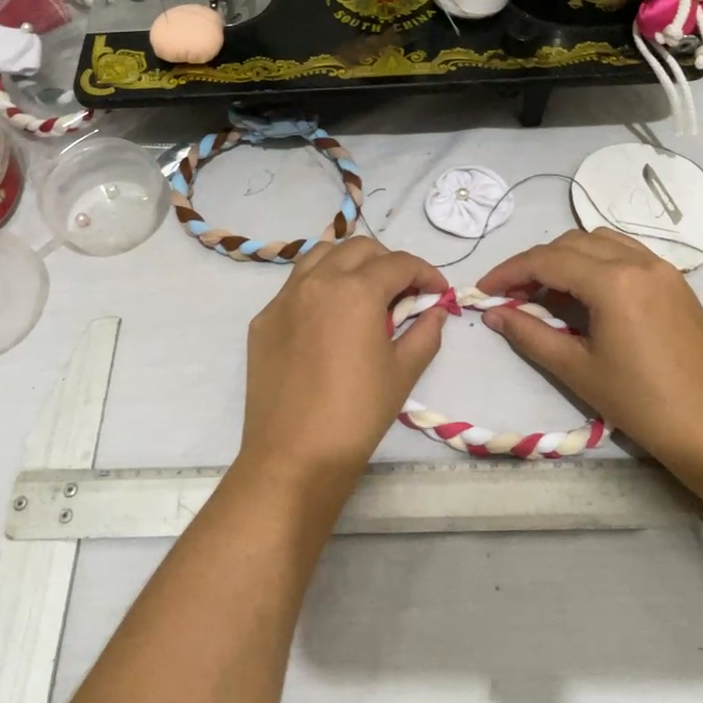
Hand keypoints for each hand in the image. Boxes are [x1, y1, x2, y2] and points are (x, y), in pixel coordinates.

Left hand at [241, 237, 448, 480]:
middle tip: (403, 293)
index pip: (399, 263)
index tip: (438, 293)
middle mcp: (317, 280)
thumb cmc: (357, 413)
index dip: (426, 274)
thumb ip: (424, 332)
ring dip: (349, 264)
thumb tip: (434, 311)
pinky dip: (318, 287)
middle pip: (359, 248)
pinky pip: (295, 286)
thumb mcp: (403, 372)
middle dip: (388, 262)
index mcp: (356, 289)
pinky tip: (328, 320)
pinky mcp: (263, 320)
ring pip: (320, 255)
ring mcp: (284, 298)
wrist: (294, 454)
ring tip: (364, 294)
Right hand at [476, 229, 702, 472]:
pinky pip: (625, 253)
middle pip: (570, 243)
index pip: (546, 260)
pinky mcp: (676, 283)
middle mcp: (638, 261)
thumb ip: (530, 334)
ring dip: (565, 258)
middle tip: (511, 297)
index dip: (508, 272)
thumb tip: (494, 314)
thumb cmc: (643, 404)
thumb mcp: (577, 370)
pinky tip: (585, 294)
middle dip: (534, 264)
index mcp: (613, 281)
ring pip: (599, 242)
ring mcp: (662, 268)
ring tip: (545, 293)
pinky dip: (595, 262)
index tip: (483, 291)